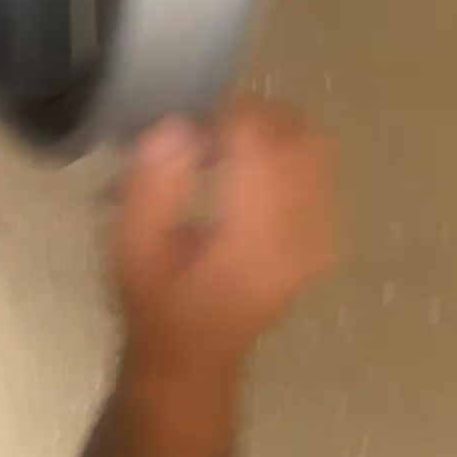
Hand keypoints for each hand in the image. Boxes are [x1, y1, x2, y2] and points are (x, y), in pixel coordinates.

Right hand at [116, 97, 339, 381]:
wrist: (192, 351)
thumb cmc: (153, 296)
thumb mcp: (132, 244)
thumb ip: (152, 186)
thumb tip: (173, 127)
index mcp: (260, 235)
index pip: (264, 145)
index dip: (226, 114)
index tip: (181, 106)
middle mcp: (308, 231)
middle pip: (304, 139)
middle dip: (252, 114)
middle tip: (196, 117)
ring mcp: (324, 234)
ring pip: (315, 149)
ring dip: (266, 129)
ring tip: (210, 139)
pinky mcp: (323, 235)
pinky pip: (315, 170)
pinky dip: (278, 150)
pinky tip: (231, 164)